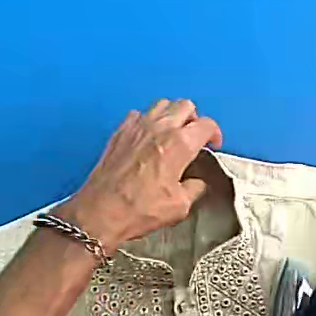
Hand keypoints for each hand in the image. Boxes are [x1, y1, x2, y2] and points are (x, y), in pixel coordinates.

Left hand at [55, 99, 222, 246]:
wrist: (101, 211)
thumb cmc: (139, 209)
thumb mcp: (179, 206)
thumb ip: (194, 188)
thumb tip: (197, 183)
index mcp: (180, 144)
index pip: (206, 124)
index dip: (214, 133)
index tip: (212, 143)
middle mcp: (159, 128)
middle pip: (186, 105)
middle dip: (194, 119)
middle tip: (194, 136)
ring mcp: (137, 126)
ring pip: (162, 104)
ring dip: (172, 114)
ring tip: (172, 132)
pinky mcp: (119, 132)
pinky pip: (138, 114)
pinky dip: (147, 120)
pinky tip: (147, 136)